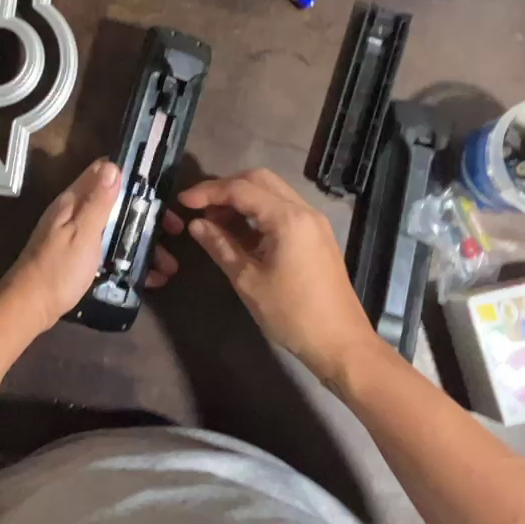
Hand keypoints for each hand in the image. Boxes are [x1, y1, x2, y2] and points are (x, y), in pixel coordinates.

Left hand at [0, 158, 178, 324]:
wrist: (30, 307)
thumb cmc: (57, 269)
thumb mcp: (82, 233)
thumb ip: (97, 201)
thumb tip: (112, 165)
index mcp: (73, 201)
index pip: (102, 172)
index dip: (131, 175)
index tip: (159, 188)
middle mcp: (76, 214)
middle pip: (117, 204)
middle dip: (146, 215)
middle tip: (173, 230)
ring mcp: (78, 236)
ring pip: (117, 230)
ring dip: (143, 243)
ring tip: (168, 264)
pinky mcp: (81, 258)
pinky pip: (112, 252)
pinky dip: (130, 260)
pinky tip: (151, 277)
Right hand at [175, 169, 377, 380]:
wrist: (341, 344)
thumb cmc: (292, 314)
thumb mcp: (248, 281)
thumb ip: (220, 246)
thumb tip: (196, 224)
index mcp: (287, 219)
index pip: (241, 189)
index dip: (208, 191)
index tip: (183, 201)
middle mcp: (304, 211)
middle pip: (259, 180)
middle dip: (226, 188)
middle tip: (200, 208)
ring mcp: (314, 222)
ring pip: (272, 192)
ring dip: (243, 199)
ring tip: (216, 222)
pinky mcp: (317, 236)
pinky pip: (283, 209)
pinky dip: (258, 212)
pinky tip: (241, 233)